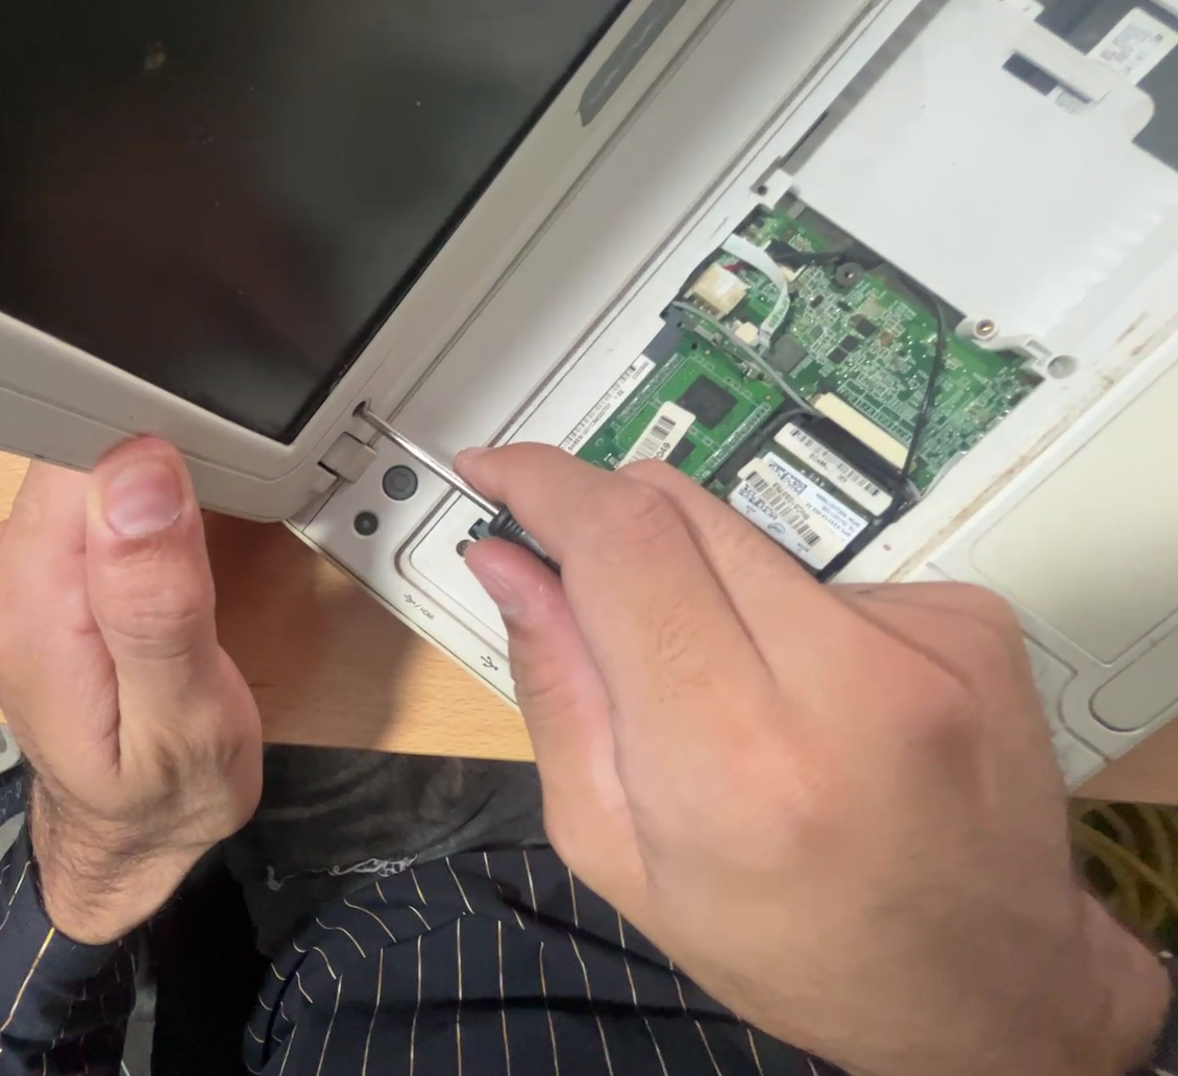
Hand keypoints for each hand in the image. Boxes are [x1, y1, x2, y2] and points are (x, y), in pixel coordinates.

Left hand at [0, 438, 262, 943]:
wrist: (124, 825)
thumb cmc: (163, 793)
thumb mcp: (186, 718)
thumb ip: (157, 601)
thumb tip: (137, 472)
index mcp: (27, 604)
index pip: (76, 458)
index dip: (146, 462)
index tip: (190, 511)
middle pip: (78, 459)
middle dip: (150, 493)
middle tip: (193, 567)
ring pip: (82, 475)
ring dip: (141, 509)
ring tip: (174, 578)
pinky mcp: (18, 563)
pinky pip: (77, 497)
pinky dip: (124, 517)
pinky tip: (145, 571)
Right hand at [455, 445, 1168, 1075]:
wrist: (974, 995)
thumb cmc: (763, 936)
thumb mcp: (601, 834)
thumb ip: (550, 683)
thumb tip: (503, 562)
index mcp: (728, 759)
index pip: (621, 548)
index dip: (541, 485)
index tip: (490, 469)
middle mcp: (845, 684)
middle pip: (670, 509)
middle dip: (591, 516)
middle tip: (563, 576)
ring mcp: (928, 641)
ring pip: (726, 523)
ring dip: (670, 566)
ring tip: (687, 664)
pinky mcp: (969, 620)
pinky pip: (798, 561)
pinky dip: (750, 594)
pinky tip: (776, 678)